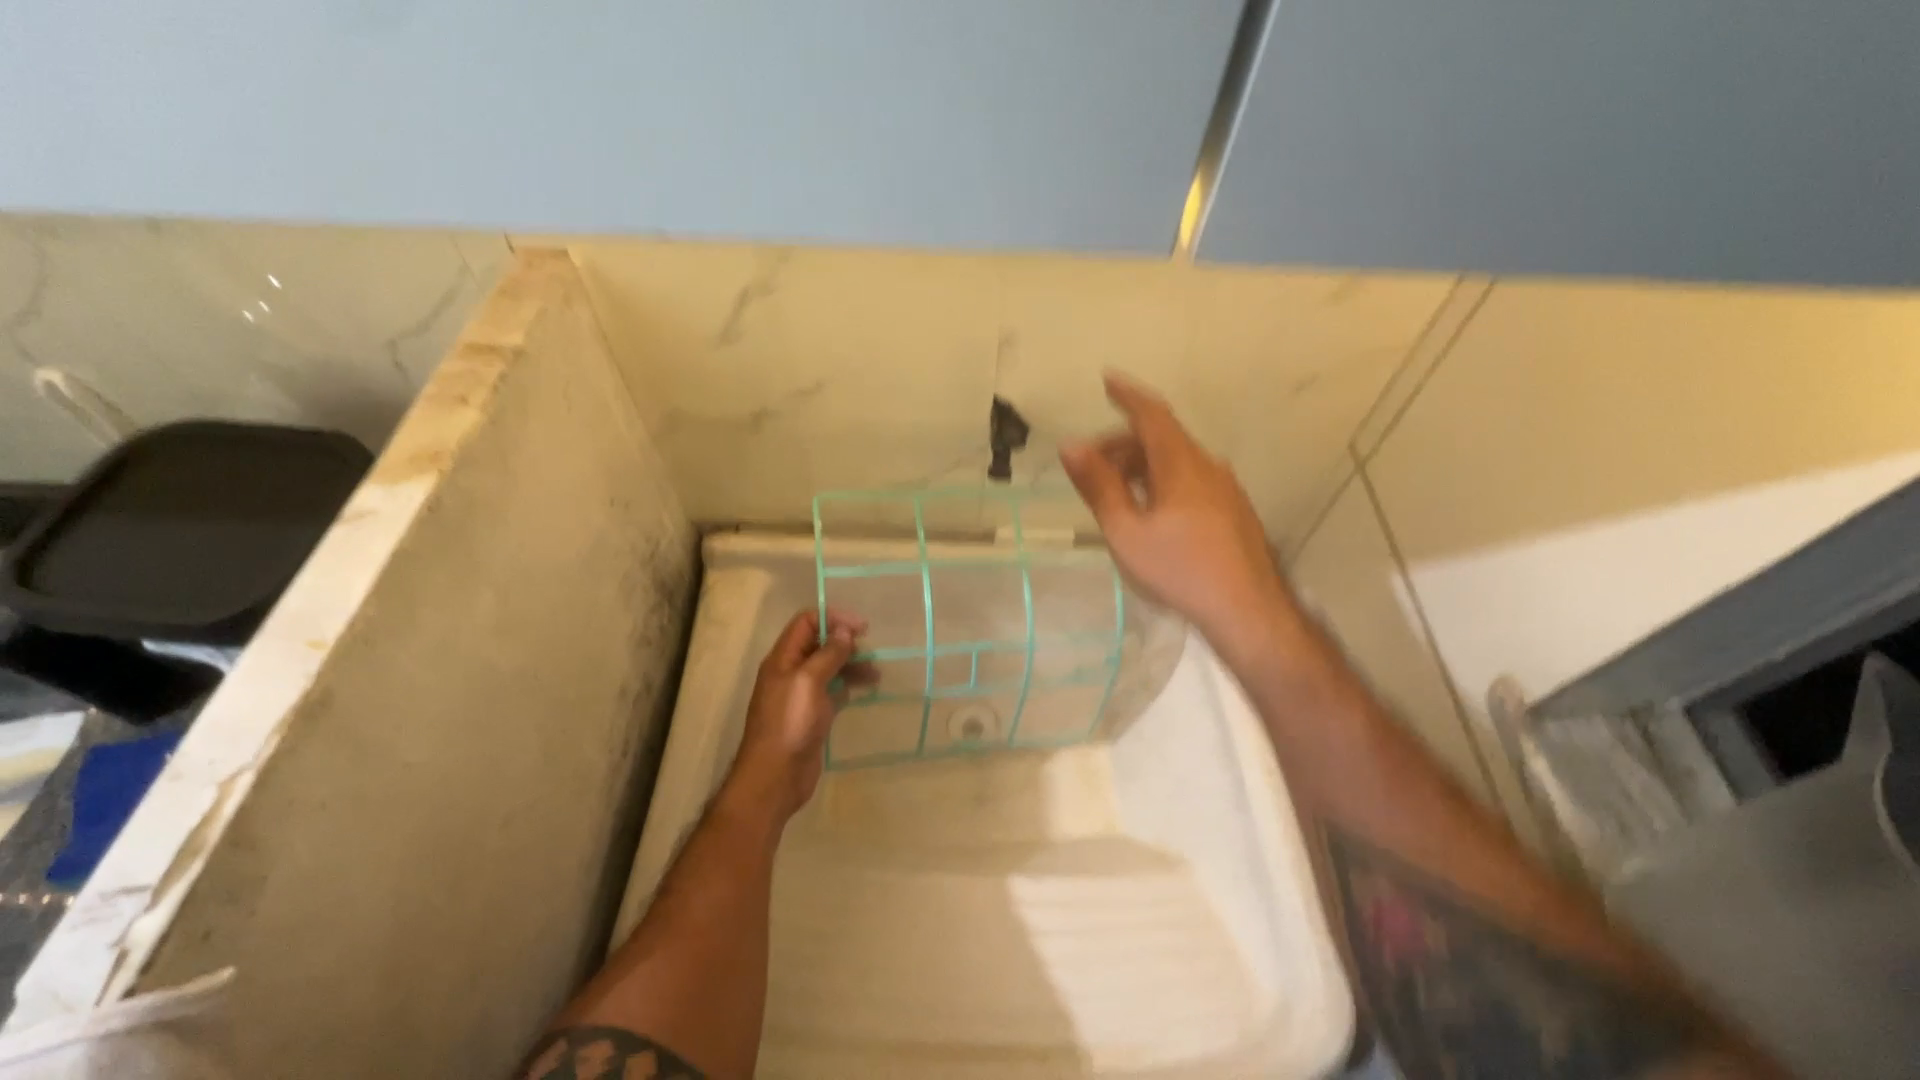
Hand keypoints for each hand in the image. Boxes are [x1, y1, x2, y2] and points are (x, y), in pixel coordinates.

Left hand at [721, 608, 869, 822]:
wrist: (776, 776)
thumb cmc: (789, 723)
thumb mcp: (808, 681)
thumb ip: (828, 653)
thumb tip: (845, 631)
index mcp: (783, 658)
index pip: (806, 623)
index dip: (833, 619)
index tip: (862, 628)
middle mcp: (791, 672)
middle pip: (819, 644)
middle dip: (845, 642)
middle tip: (871, 652)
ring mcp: (802, 696)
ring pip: (829, 669)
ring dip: (852, 665)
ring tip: (877, 673)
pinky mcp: (813, 716)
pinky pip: (833, 692)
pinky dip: (849, 687)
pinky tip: (867, 690)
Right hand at [1060, 372, 1295, 640]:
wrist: (1247, 609)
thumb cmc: (1179, 569)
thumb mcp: (1126, 531)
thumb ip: (1099, 486)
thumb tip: (1072, 445)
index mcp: (1180, 463)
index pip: (1151, 414)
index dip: (1127, 395)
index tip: (1107, 380)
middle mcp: (1207, 465)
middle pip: (1161, 439)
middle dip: (1123, 443)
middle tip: (1091, 467)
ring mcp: (1225, 489)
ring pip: (1177, 461)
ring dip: (1142, 466)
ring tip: (1116, 495)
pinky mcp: (1233, 511)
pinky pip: (1191, 480)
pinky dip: (1162, 482)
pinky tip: (1151, 515)